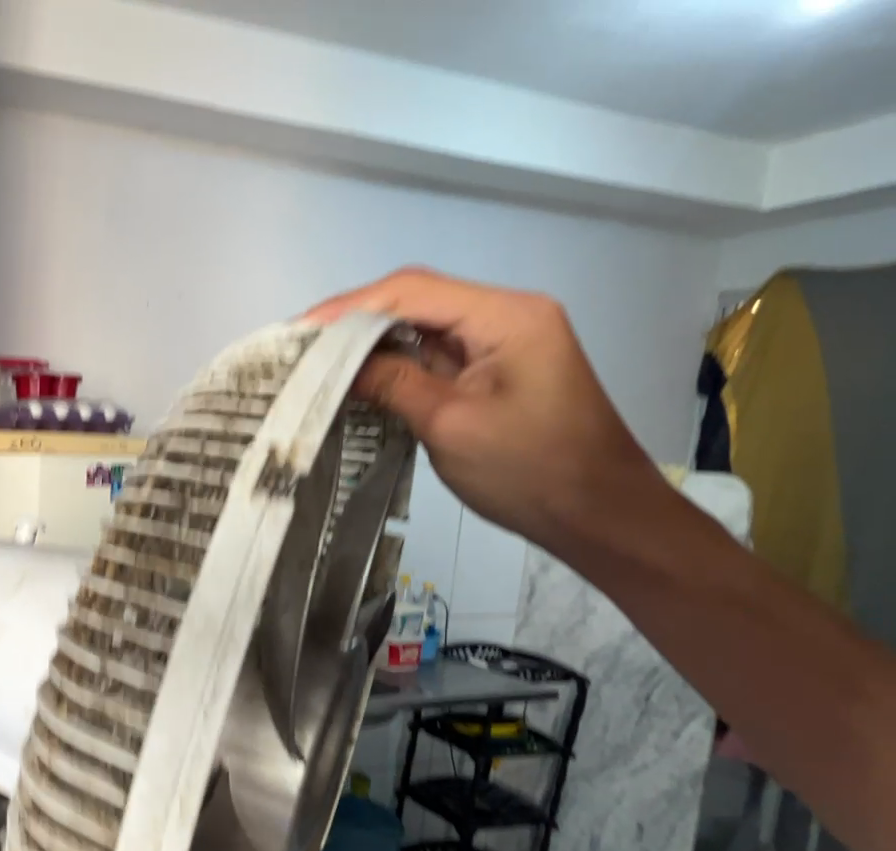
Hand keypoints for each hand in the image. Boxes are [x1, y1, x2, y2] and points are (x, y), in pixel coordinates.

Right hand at [305, 267, 667, 557]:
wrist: (598, 514)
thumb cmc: (530, 470)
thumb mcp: (449, 424)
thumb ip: (392, 383)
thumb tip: (335, 364)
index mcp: (506, 317)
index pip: (412, 291)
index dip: (348, 307)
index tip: (298, 332)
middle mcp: (505, 315)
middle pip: (415, 299)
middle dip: (353, 320)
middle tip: (298, 347)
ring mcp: (499, 342)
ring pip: (419, 326)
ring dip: (368, 341)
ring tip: (314, 360)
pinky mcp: (491, 369)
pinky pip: (431, 353)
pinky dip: (390, 361)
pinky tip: (355, 376)